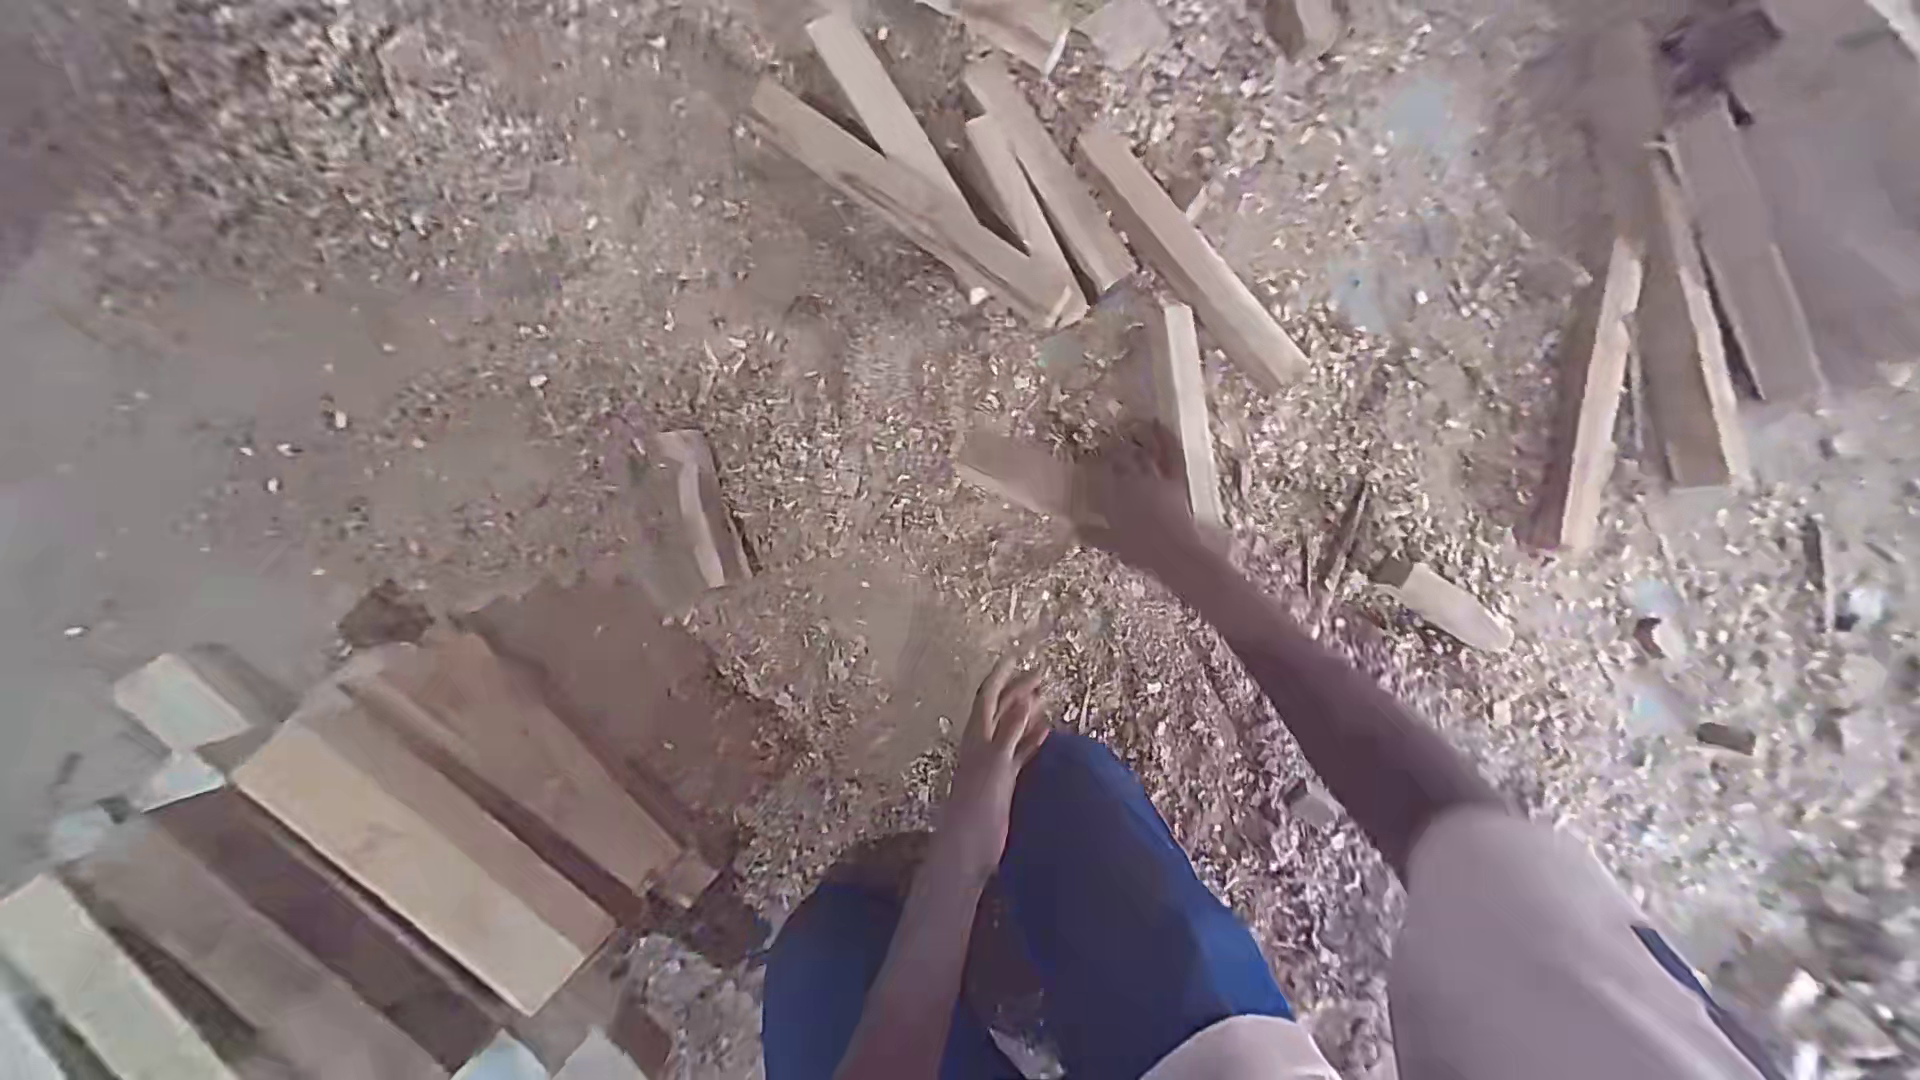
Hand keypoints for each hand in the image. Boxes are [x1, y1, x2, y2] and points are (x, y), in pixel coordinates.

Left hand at [933, 655, 1049, 884]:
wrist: (968, 848)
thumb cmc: (978, 803)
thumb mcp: (996, 762)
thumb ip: (1010, 730)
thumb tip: (1024, 697)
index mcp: (978, 734)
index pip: (989, 695)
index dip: (1002, 676)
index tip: (1016, 658)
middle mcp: (984, 742)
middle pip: (1001, 708)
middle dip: (1018, 690)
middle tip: (1040, 675)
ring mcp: (993, 761)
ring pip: (1011, 728)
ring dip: (1026, 712)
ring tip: (1045, 698)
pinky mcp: (1003, 780)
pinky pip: (1020, 752)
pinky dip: (1031, 739)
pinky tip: (1046, 733)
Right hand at [1073, 423, 1219, 577]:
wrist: (1173, 553)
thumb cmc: (1141, 551)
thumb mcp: (1113, 545)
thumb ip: (1094, 535)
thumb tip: (1076, 530)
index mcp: (1113, 495)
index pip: (1100, 471)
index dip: (1093, 462)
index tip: (1087, 459)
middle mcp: (1131, 481)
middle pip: (1119, 458)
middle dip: (1111, 449)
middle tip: (1106, 443)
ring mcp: (1155, 477)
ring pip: (1141, 452)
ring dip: (1133, 440)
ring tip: (1126, 429)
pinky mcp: (1175, 479)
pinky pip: (1170, 453)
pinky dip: (1165, 437)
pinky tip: (1158, 423)